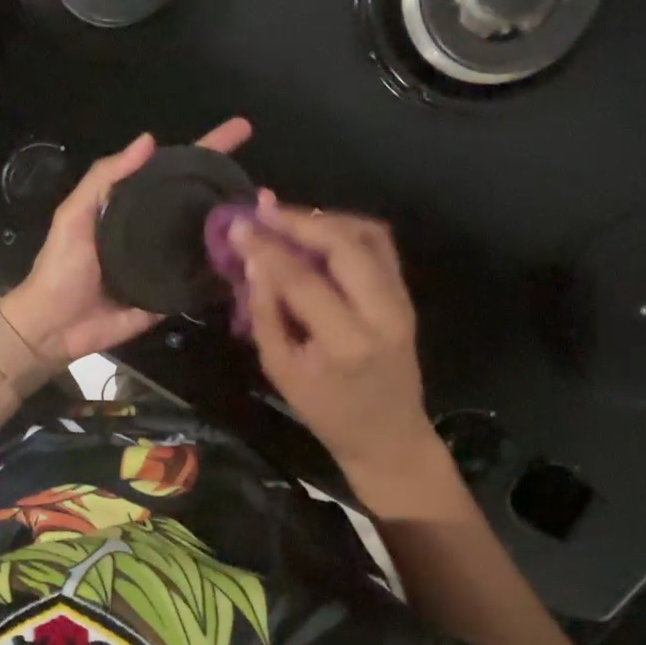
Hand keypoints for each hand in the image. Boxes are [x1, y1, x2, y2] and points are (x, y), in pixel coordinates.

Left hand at [0, 118, 252, 362]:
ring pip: (209, 240)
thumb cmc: (60, 268)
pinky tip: (258, 258)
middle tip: (267, 185)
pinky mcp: (172, 296)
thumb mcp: (74, 216)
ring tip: (270, 214)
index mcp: (132, 208)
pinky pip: (204, 280)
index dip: (204, 150)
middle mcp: (154, 231)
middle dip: (232, 189)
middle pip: (199, 202)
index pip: (173, 171)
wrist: (53, 327)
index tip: (239, 130)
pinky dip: (227, 269)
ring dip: (239, 228)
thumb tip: (148, 140)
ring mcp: (167, 264)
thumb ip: (104, 179)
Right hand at [231, 204, 439, 474]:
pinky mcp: (406, 295)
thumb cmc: (325, 410)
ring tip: (286, 217)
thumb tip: (252, 262)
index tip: (239, 226)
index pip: (302, 279)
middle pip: (345, 245)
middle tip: (263, 210)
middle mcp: (382, 314)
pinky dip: (346, 229)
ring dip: (325, 219)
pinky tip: (316, 230)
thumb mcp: (280, 370)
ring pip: (369, 236)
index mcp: (345, 342)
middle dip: (300, 220)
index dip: (267, 248)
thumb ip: (265, 314)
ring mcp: (401, 301)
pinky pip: (379, 246)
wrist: (388, 434)